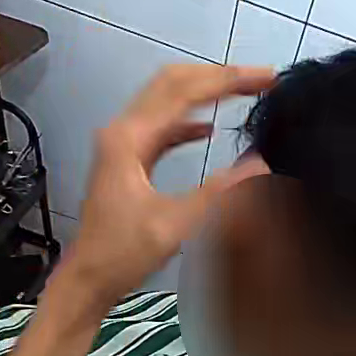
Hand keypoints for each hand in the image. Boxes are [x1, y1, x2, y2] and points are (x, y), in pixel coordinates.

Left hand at [52, 64, 274, 309]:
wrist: (87, 279)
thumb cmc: (123, 254)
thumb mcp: (176, 224)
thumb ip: (220, 194)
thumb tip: (263, 165)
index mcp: (130, 138)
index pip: (184, 91)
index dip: (229, 80)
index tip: (267, 78)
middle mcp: (124, 131)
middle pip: (173, 83)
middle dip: (218, 76)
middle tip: (262, 79)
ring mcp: (124, 145)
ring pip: (168, 101)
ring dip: (205, 93)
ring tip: (244, 93)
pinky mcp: (129, 161)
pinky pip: (163, 128)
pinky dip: (189, 121)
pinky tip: (210, 128)